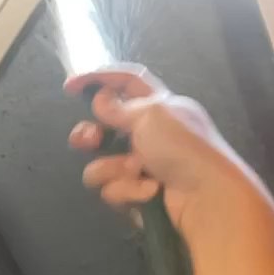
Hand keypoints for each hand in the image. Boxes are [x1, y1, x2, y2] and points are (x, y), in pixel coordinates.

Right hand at [64, 65, 271, 237]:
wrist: (204, 197)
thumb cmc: (183, 147)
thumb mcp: (152, 115)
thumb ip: (119, 107)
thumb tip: (100, 99)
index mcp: (156, 106)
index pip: (125, 82)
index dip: (98, 78)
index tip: (69, 86)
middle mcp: (145, 134)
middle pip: (100, 129)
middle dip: (88, 135)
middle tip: (90, 140)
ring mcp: (137, 166)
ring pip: (98, 166)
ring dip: (112, 169)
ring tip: (136, 171)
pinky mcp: (132, 194)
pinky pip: (110, 190)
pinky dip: (127, 191)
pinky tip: (149, 191)